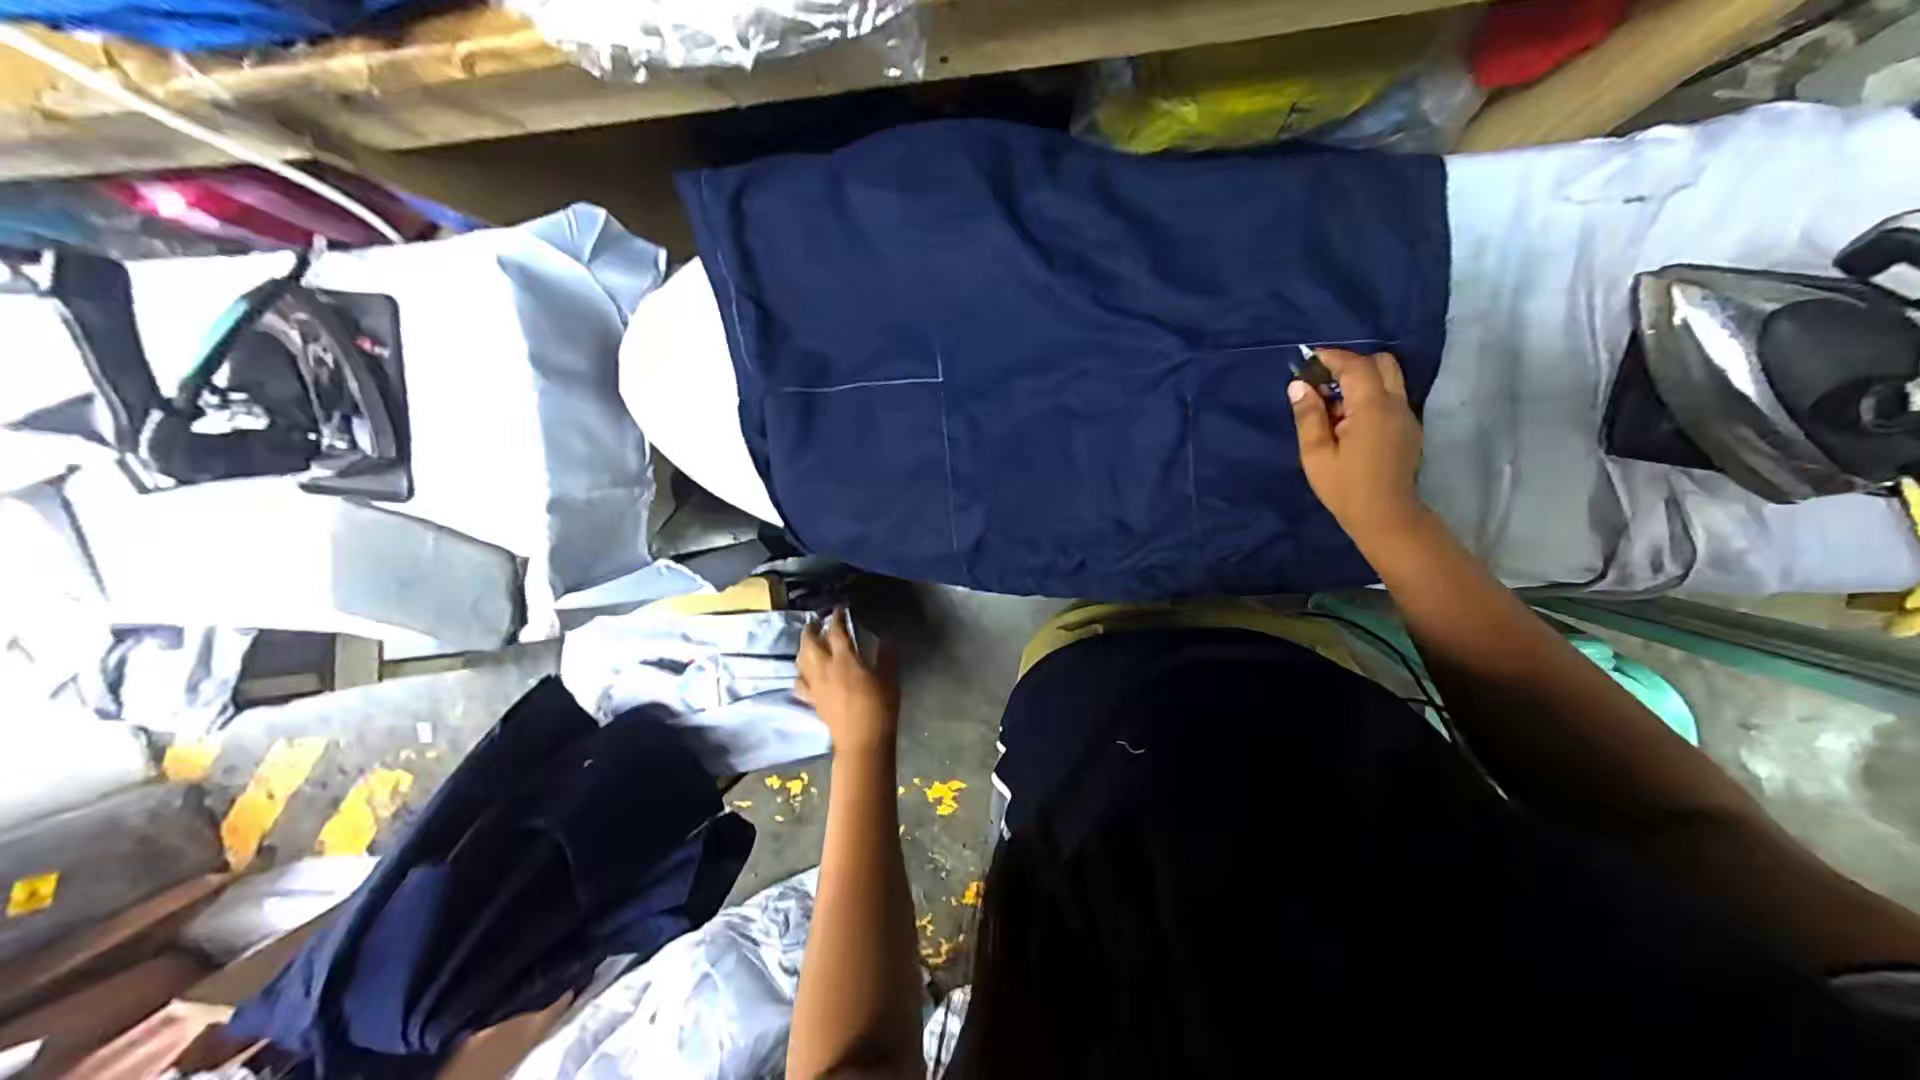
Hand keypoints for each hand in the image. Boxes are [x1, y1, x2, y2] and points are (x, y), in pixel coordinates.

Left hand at [797, 609, 899, 755]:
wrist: (862, 741)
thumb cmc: (880, 708)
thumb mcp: (889, 679)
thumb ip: (886, 657)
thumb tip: (886, 641)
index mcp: (845, 660)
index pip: (836, 631)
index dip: (836, 618)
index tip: (839, 609)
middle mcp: (825, 668)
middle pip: (810, 643)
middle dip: (811, 629)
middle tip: (816, 621)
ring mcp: (816, 685)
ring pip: (801, 660)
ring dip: (803, 646)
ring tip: (808, 641)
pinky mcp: (813, 700)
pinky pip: (800, 683)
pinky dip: (800, 673)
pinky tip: (805, 672)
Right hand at [1289, 348, 1427, 544]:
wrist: (1386, 516)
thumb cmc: (1345, 487)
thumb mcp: (1316, 453)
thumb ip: (1308, 416)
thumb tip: (1299, 385)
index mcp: (1372, 407)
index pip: (1355, 365)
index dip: (1331, 357)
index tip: (1309, 358)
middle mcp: (1395, 404)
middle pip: (1381, 363)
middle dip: (1352, 364)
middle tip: (1324, 381)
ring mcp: (1406, 416)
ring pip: (1390, 379)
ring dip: (1362, 380)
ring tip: (1334, 404)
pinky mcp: (1408, 428)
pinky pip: (1391, 398)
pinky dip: (1370, 396)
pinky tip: (1350, 422)